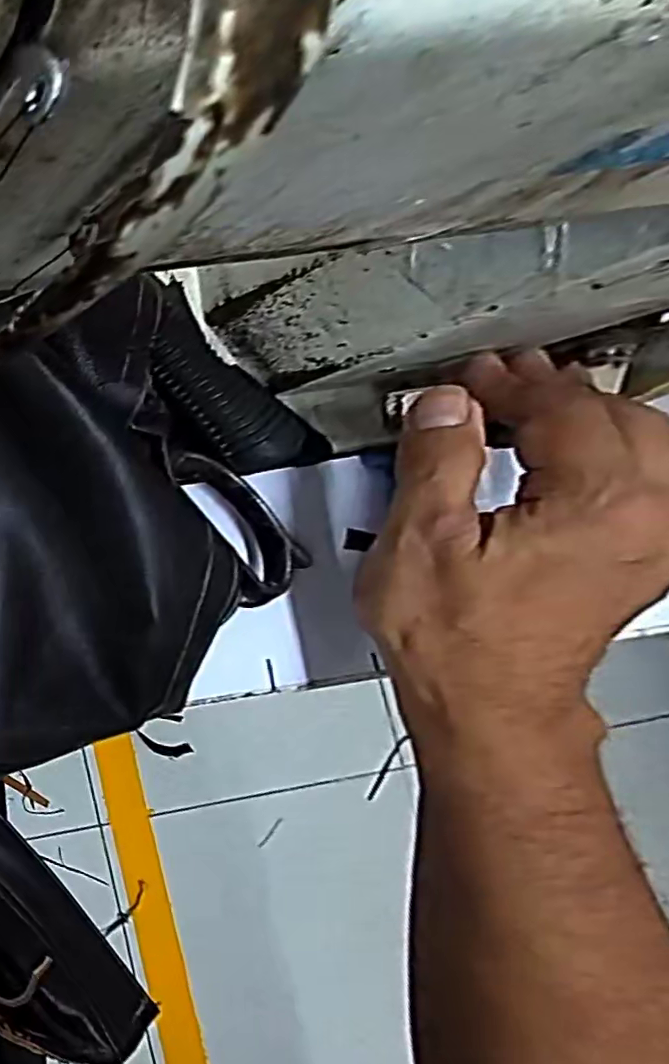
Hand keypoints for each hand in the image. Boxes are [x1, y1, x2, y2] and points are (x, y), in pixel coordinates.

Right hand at [355, 351, 668, 751]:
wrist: (483, 689)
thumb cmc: (452, 629)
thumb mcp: (419, 535)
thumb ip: (438, 461)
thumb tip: (444, 406)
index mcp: (599, 503)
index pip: (564, 413)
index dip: (511, 385)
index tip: (470, 374)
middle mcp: (651, 516)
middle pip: (622, 420)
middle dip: (555, 392)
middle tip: (497, 379)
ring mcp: (655, 539)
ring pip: (651, 446)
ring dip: (589, 416)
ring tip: (532, 404)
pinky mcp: (641, 556)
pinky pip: (648, 480)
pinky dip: (608, 450)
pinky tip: (568, 452)